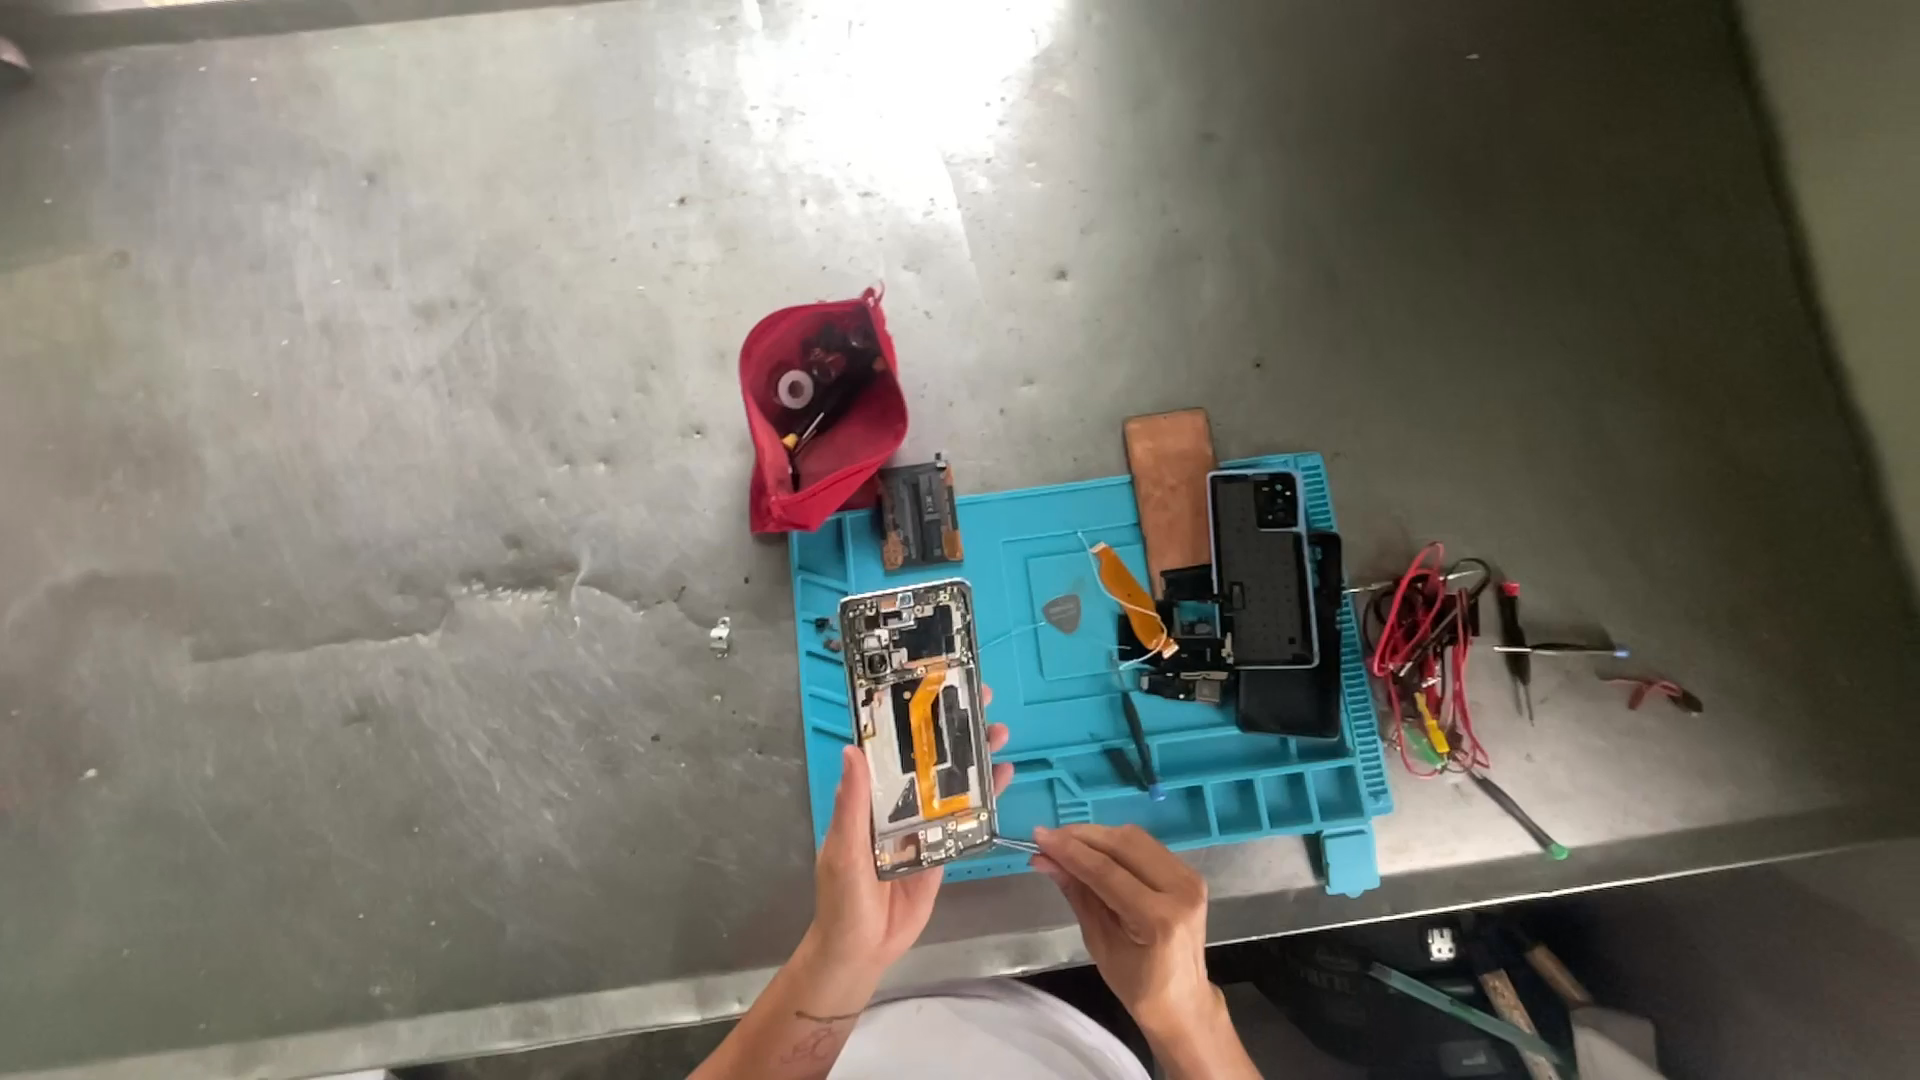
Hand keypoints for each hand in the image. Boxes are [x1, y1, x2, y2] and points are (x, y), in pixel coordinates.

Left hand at [808, 689, 1009, 974]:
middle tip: (981, 699)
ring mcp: (923, 822)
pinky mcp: (944, 847)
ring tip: (1000, 731)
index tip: (933, 686)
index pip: (891, 746)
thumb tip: (853, 749)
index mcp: (870, 795)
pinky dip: (986, 796)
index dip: (910, 714)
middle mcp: (898, 801)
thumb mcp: (843, 848)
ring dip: (976, 756)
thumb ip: (852, 803)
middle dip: (954, 727)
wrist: (863, 951)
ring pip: (953, 781)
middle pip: (929, 757)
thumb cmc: (843, 897)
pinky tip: (1005, 776)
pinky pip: (967, 816)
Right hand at [1030, 824, 1220, 1040]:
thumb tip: (1043, 859)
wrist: (1183, 1001)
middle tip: (1047, 837)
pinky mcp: (1188, 872)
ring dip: (1096, 835)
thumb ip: (1075, 893)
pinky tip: (1091, 847)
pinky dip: (1114, 841)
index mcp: (1159, 919)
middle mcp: (1180, 891)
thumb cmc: (1138, 984)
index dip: (1069, 851)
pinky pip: (1145, 845)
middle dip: (1080, 836)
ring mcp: (1189, 878)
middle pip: (1122, 845)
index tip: (1039, 837)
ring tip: (1064, 840)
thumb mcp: (1098, 942)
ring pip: (1133, 838)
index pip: (1106, 872)